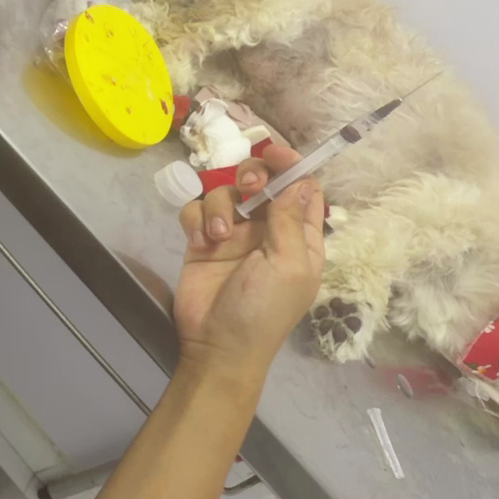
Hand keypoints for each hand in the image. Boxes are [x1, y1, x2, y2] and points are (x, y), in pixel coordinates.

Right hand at [174, 146, 326, 376]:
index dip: (292, 167)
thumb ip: (288, 220)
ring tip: (217, 234)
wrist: (216, 343)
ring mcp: (232, 234)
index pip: (302, 189)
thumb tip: (299, 180)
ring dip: (219, 206)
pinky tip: (199, 240)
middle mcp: (266, 229)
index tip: (276, 154)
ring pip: (224, 193)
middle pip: (261, 182)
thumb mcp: (287, 265)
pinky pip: (196, 210)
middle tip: (247, 190)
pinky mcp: (201, 239)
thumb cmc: (263, 309)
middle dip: (251, 177)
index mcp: (298, 237)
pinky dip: (196, 219)